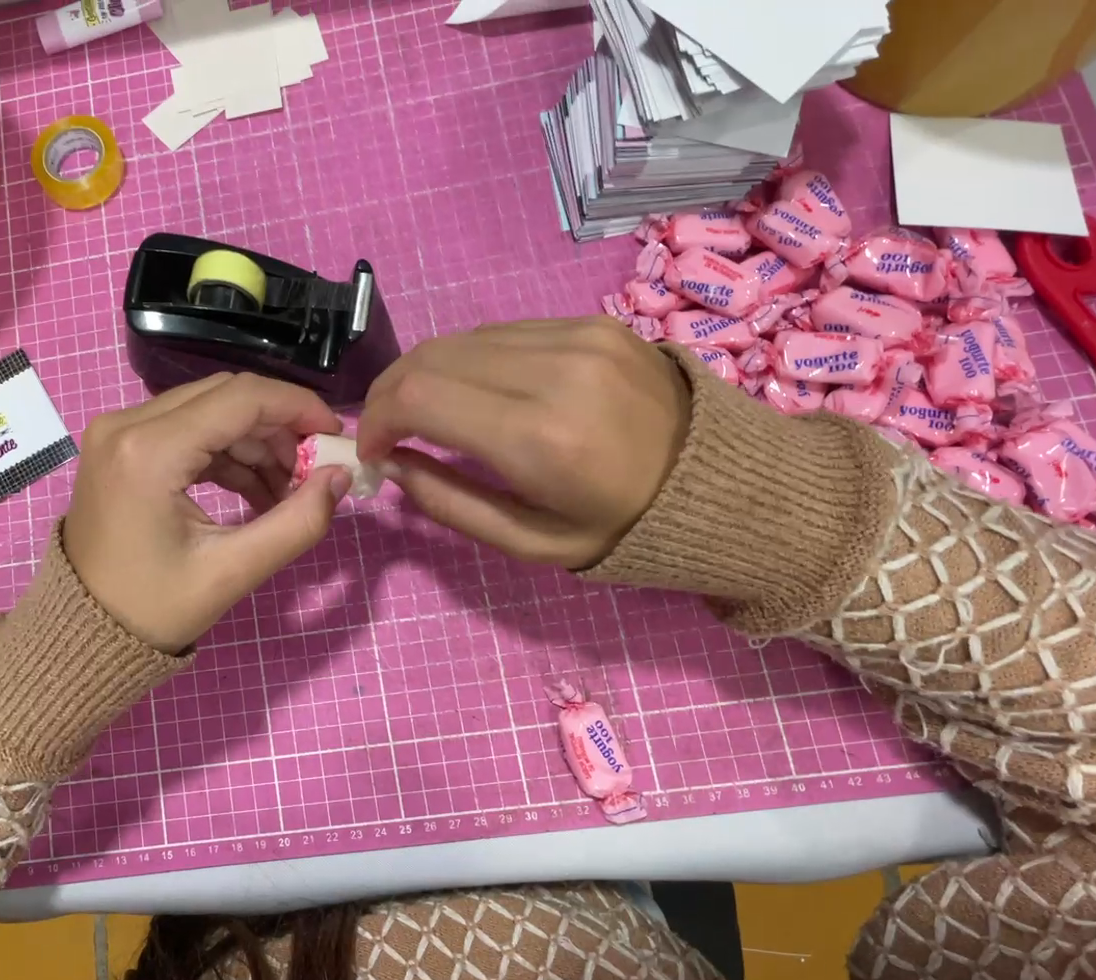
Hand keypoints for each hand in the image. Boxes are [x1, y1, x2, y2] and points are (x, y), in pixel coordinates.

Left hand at [64, 373, 350, 652]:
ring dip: (256, 445)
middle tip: (315, 473)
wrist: (81, 632)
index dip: (299, 409)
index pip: (241, 398)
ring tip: (289, 494)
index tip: (336, 439)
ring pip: (210, 412)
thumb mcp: (231, 572)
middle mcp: (127, 424)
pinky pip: (188, 432)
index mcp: (149, 450)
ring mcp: (119, 432)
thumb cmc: (151, 609)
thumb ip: (296, 523)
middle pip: (226, 398)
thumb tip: (339, 479)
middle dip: (280, 430)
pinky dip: (227, 456)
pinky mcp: (121, 446)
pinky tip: (257, 494)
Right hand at [357, 318, 690, 568]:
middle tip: (388, 433)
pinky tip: (476, 394)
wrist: (722, 482)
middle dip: (390, 394)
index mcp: (537, 437)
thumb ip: (449, 502)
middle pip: (429, 357)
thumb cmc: (620, 528)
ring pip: (459, 339)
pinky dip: (468, 361)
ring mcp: (575, 336)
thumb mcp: (529, 542)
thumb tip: (394, 463)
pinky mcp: (590, 322)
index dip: (377, 420)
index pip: (418, 396)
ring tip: (427, 415)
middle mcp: (552, 370)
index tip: (373, 451)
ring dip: (425, 375)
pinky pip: (500, 332)